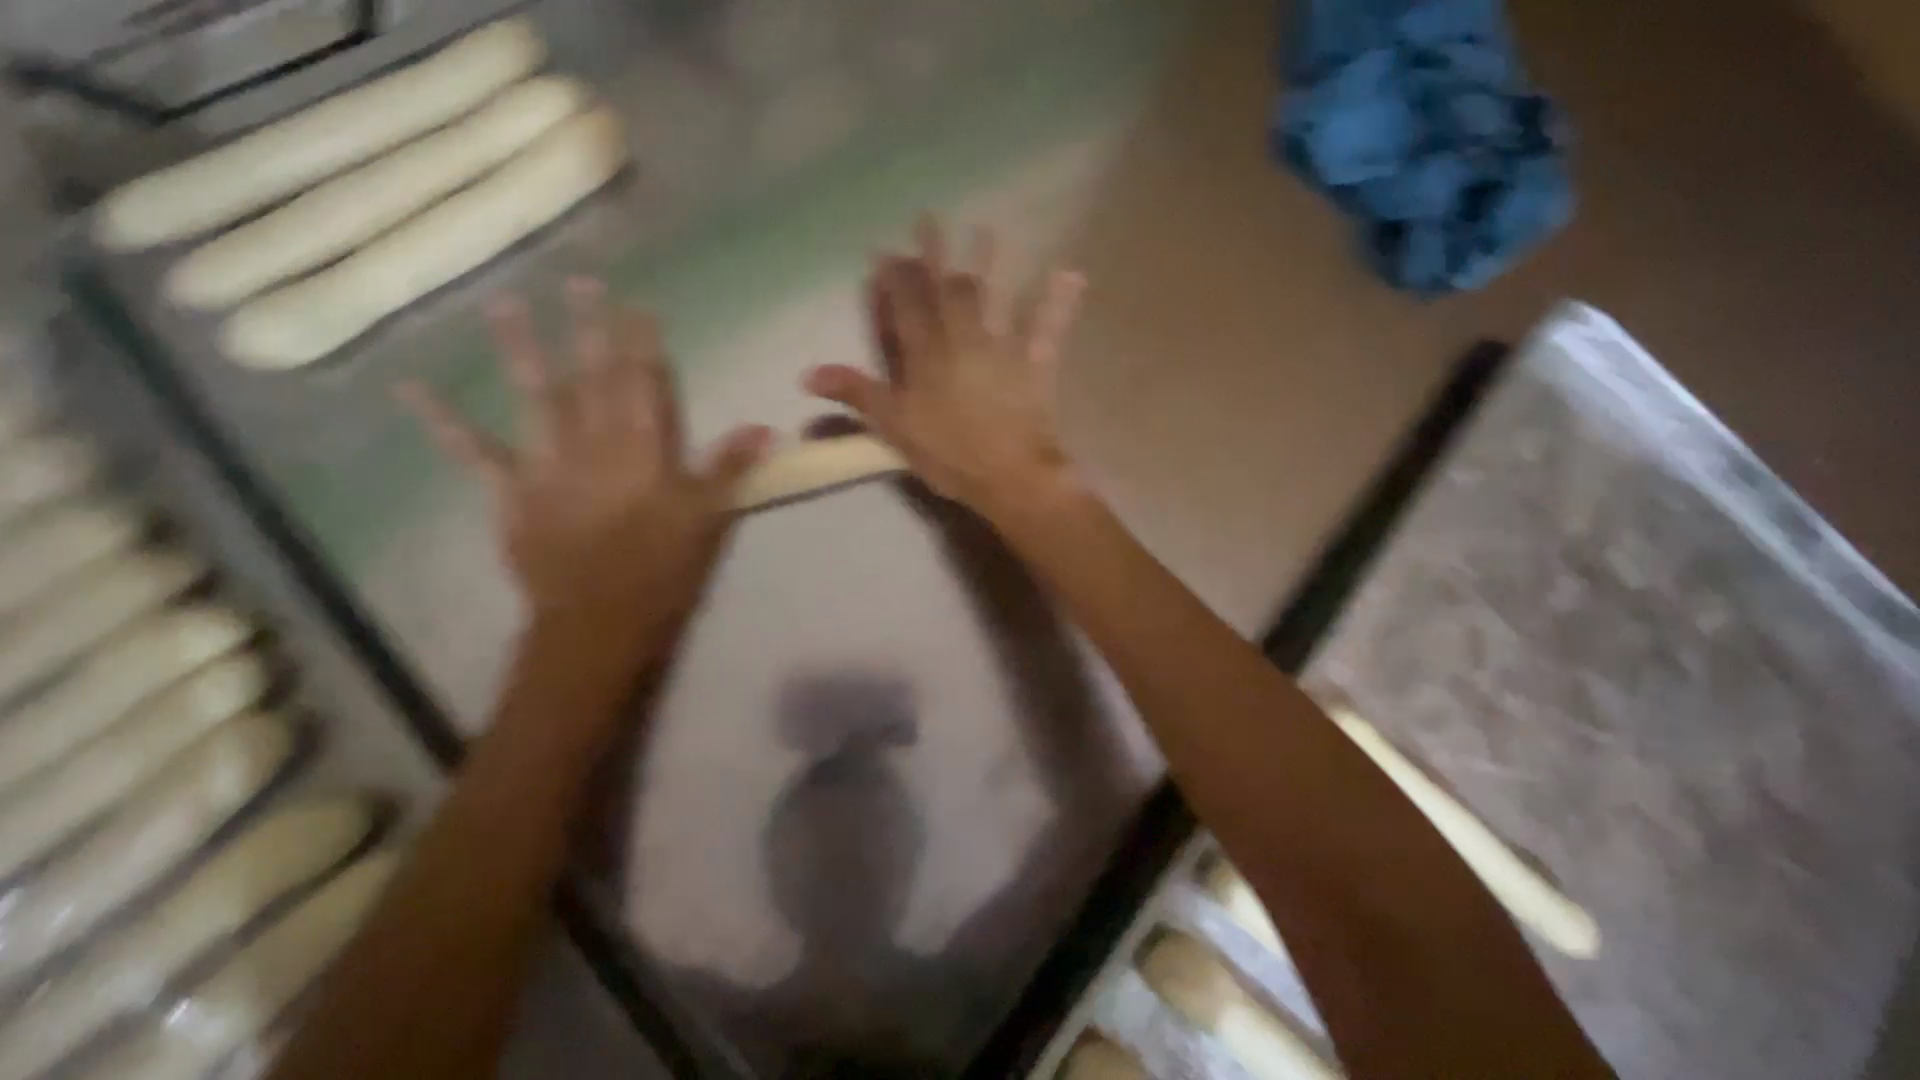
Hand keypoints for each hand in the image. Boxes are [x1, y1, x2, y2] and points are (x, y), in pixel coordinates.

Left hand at [397, 278, 768, 649]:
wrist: (599, 620)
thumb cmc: (663, 571)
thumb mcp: (709, 519)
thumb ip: (729, 468)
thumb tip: (764, 426)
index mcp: (645, 449)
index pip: (644, 383)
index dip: (641, 342)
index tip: (636, 304)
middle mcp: (595, 442)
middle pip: (593, 377)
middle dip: (588, 327)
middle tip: (579, 280)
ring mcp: (548, 462)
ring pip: (536, 396)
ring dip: (520, 349)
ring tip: (504, 304)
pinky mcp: (512, 490)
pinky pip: (474, 451)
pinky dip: (443, 420)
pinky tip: (412, 389)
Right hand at [804, 218, 1086, 522]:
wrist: (1009, 475)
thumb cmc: (948, 455)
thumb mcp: (894, 427)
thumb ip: (856, 394)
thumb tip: (807, 374)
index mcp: (925, 356)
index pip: (906, 307)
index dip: (895, 278)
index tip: (885, 249)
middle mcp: (962, 340)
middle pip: (946, 290)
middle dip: (936, 254)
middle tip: (930, 218)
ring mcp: (1001, 348)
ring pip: (993, 298)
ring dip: (990, 262)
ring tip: (987, 228)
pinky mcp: (1035, 363)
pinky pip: (1048, 329)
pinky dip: (1059, 303)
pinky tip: (1071, 274)